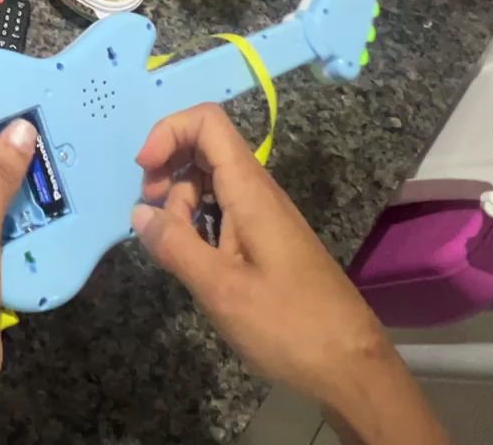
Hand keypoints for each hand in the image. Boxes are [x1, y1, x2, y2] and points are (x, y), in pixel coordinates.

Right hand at [129, 103, 445, 444]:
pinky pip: (221, 209)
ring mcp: (262, 214)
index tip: (145, 171)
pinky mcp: (264, 238)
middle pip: (203, 147)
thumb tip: (138, 212)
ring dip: (180, 201)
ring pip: (209, 181)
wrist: (354, 369)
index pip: (207, 121)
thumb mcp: (221, 289)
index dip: (168, 132)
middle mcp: (256, 191)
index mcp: (249, 189)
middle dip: (167, 167)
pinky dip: (196, 221)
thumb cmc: (289, 325)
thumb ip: (175, 246)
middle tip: (150, 210)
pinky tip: (191, 257)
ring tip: (172, 247)